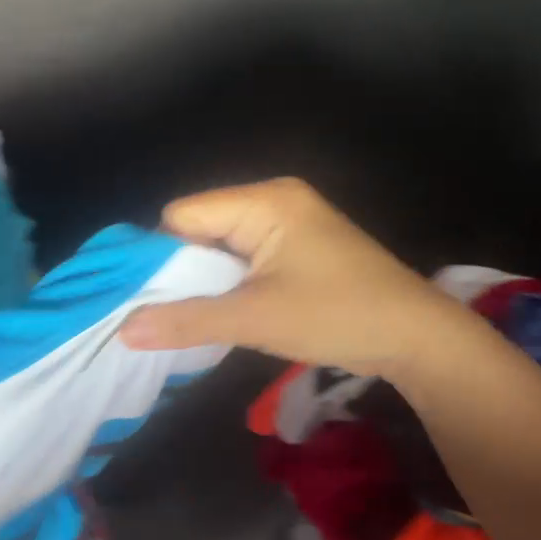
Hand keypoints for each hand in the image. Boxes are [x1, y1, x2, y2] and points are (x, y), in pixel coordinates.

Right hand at [120, 178, 479, 376]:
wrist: (418, 338)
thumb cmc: (337, 316)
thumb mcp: (254, 319)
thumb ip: (184, 321)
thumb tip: (122, 330)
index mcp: (264, 201)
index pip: (181, 215)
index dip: (161, 255)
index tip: (159, 299)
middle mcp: (273, 200)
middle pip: (197, 227)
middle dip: (182, 271)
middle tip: (179, 313)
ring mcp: (287, 222)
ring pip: (217, 246)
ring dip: (205, 282)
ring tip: (204, 317)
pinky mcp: (296, 247)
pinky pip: (240, 258)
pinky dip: (226, 285)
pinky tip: (229, 312)